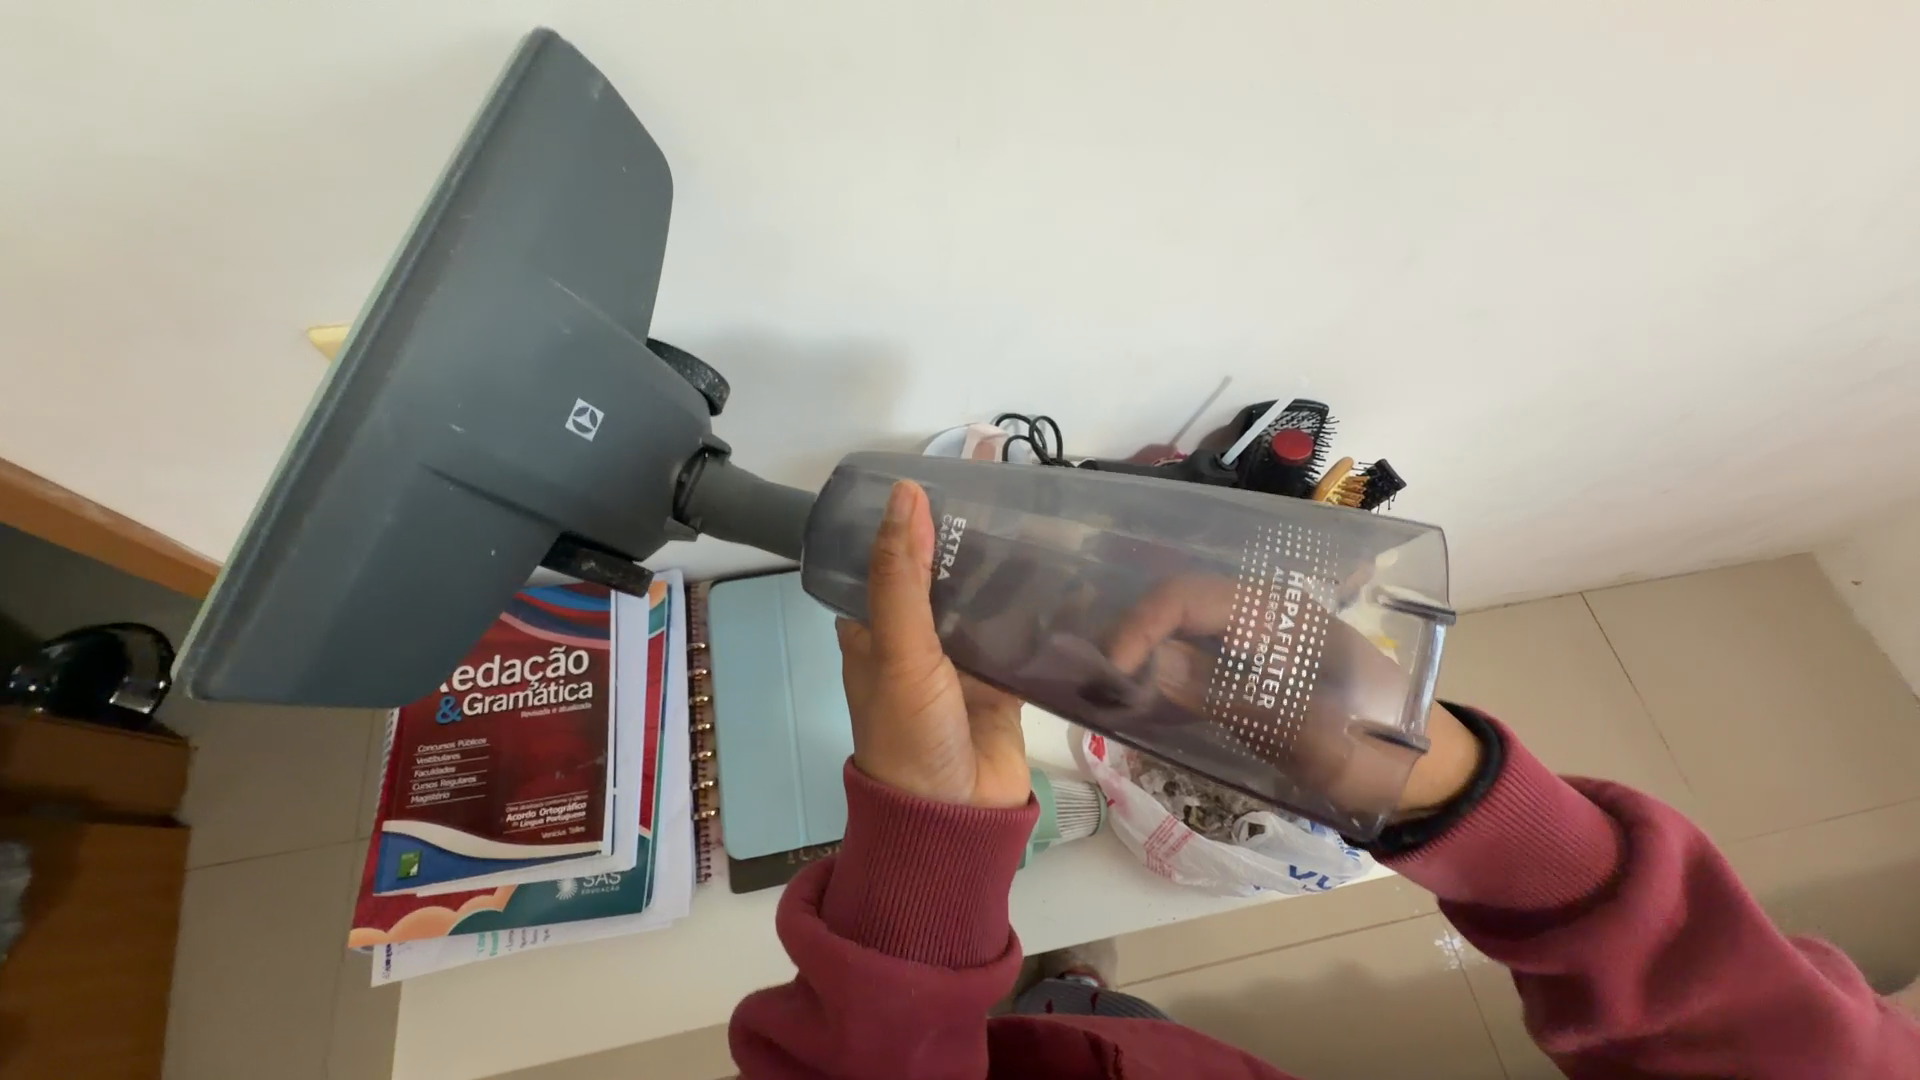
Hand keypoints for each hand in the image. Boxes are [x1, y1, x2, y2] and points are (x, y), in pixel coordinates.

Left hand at [836, 481, 1029, 809]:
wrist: (955, 819)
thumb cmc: (911, 731)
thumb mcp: (897, 648)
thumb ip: (900, 574)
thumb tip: (905, 492)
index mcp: (877, 631)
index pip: (887, 562)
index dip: (907, 524)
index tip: (941, 482)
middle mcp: (916, 642)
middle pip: (941, 579)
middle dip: (966, 544)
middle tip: (1004, 498)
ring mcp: (960, 663)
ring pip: (982, 605)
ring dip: (1004, 575)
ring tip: (1040, 529)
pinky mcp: (1001, 683)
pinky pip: (1019, 638)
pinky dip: (1037, 614)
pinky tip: (1064, 582)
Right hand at [1108, 575, 1479, 817]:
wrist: (1420, 779)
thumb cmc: (1374, 750)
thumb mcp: (1306, 733)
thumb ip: (1229, 697)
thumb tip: (1151, 665)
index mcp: (1279, 613)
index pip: (1189, 596)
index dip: (1142, 624)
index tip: (1112, 669)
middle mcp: (1256, 617)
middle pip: (1173, 608)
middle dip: (1128, 638)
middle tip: (1093, 683)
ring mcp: (1249, 645)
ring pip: (1173, 634)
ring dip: (1136, 659)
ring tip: (1102, 694)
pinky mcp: (1243, 674)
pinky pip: (1186, 664)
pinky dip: (1156, 681)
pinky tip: (1134, 707)